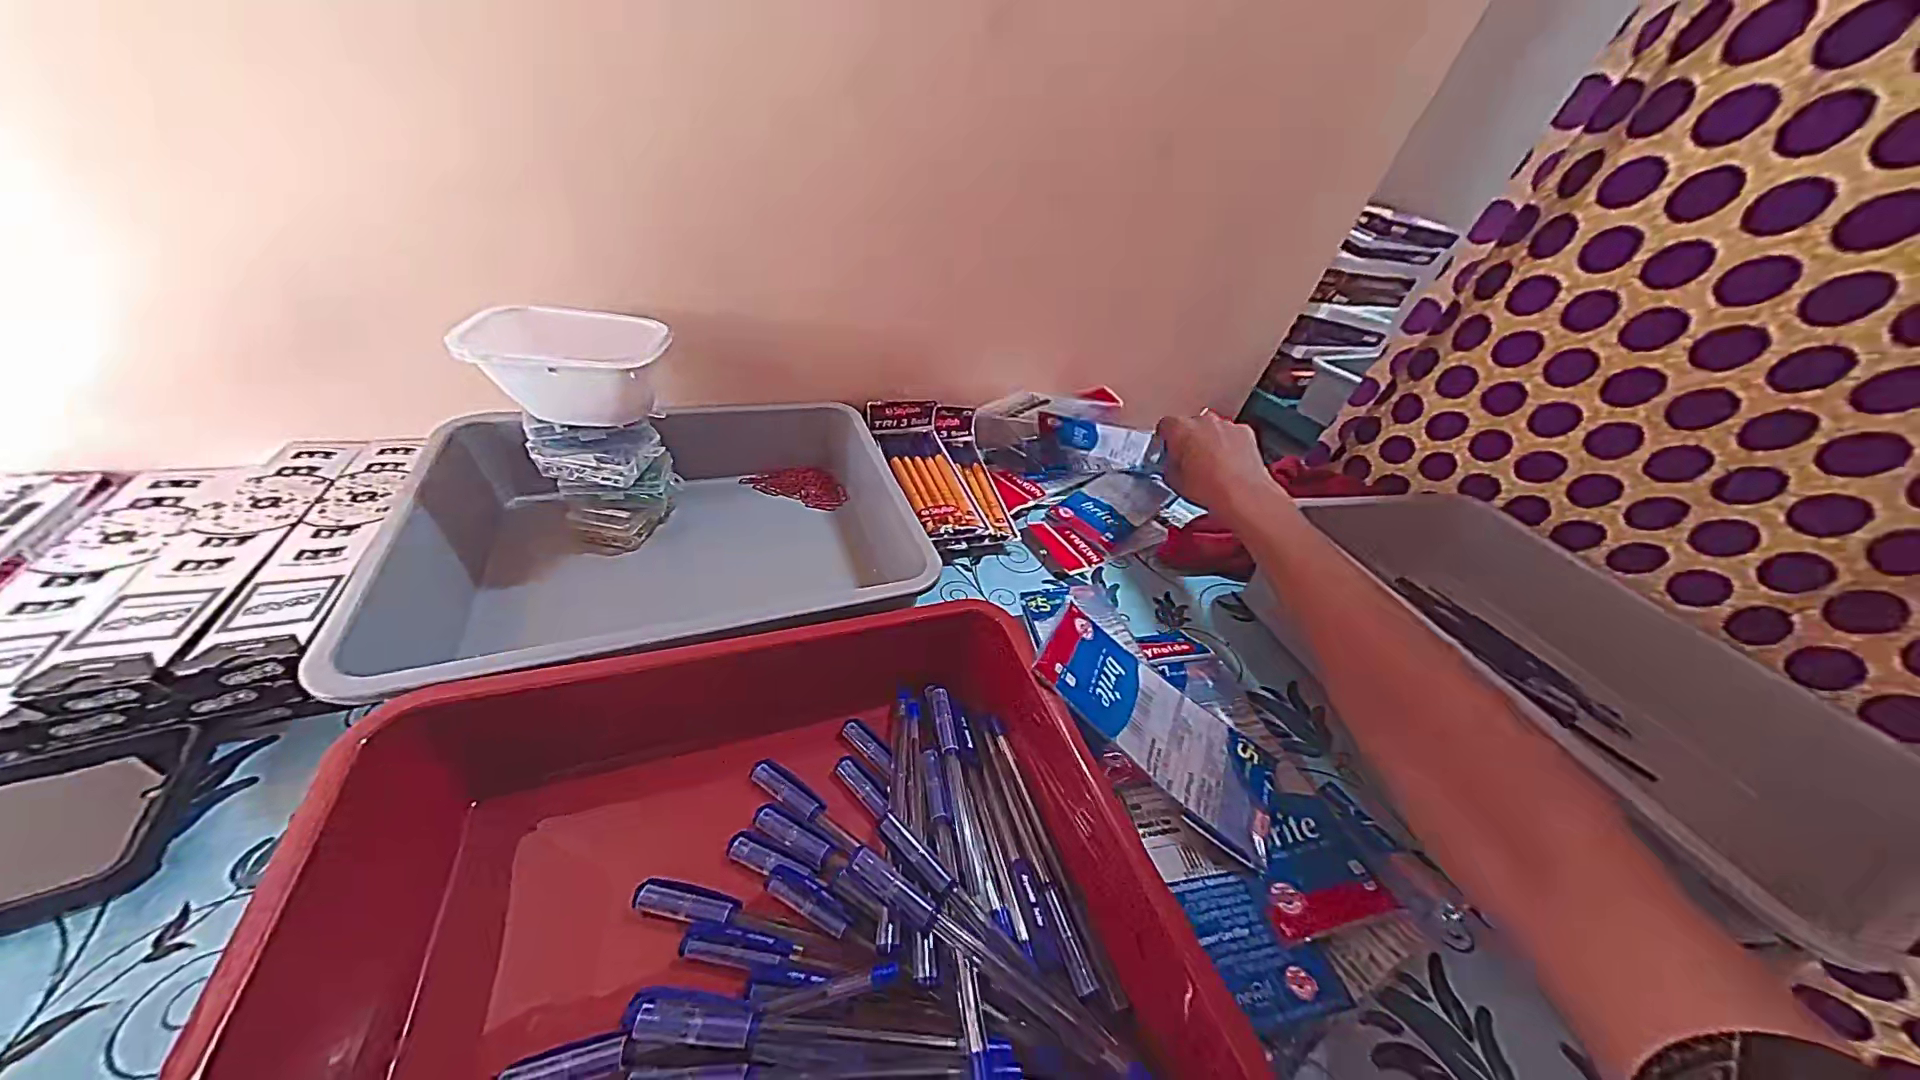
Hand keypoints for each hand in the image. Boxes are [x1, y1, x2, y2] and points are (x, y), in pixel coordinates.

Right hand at [1155, 411, 1286, 524]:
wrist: (1240, 494)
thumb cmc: (1209, 487)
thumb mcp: (1173, 480)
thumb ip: (1169, 464)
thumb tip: (1172, 464)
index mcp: (1180, 428)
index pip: (1165, 425)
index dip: (1165, 439)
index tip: (1167, 448)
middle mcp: (1203, 421)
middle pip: (1190, 425)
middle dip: (1188, 440)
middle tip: (1188, 461)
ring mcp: (1225, 425)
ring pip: (1211, 429)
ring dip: (1209, 442)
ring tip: (1209, 466)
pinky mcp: (1244, 433)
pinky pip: (1231, 435)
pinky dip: (1228, 445)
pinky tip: (1226, 465)